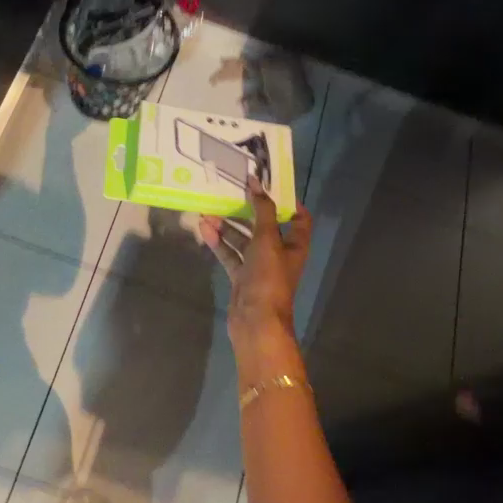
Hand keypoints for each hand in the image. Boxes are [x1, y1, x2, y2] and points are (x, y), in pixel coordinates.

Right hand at [199, 176, 312, 342]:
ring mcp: (259, 267)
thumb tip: (256, 181)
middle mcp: (279, 254)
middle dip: (248, 211)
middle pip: (265, 226)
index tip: (268, 185)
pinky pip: (230, 255)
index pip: (299, 219)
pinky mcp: (242, 278)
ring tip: (208, 211)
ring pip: (244, 240)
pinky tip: (204, 229)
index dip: (287, 202)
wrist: (256, 322)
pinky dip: (219, 243)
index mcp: (294, 245)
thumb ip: (262, 209)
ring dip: (228, 226)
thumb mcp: (267, 239)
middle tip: (231, 192)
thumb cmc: (268, 277)